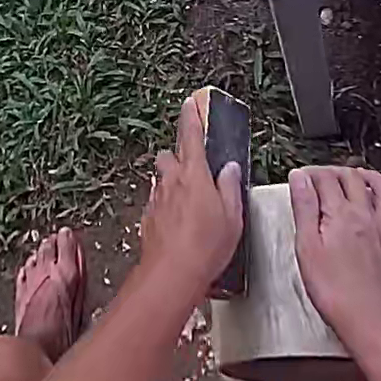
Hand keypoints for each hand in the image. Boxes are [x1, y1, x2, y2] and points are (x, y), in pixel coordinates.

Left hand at [138, 91, 242, 295]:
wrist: (170, 276)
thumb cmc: (205, 246)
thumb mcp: (232, 216)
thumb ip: (230, 187)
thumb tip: (229, 168)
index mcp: (194, 173)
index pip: (191, 135)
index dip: (190, 117)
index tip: (189, 104)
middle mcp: (172, 180)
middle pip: (170, 155)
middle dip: (178, 155)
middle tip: (194, 167)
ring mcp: (157, 198)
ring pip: (162, 178)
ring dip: (172, 181)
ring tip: (188, 199)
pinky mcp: (148, 217)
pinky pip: (157, 201)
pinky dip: (166, 204)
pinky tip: (177, 221)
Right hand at [289, 166, 380, 347]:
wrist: (375, 332)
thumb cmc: (338, 296)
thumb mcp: (308, 249)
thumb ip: (304, 209)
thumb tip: (300, 179)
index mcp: (343, 216)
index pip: (327, 180)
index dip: (313, 174)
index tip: (304, 176)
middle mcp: (369, 221)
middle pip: (357, 182)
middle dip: (341, 172)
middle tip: (331, 173)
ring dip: (378, 184)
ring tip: (369, 177)